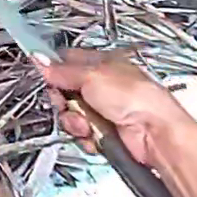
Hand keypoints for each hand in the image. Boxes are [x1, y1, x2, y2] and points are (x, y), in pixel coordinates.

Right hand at [38, 49, 196, 168]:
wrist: (156, 134)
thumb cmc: (137, 98)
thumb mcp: (92, 76)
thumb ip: (62, 71)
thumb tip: (40, 60)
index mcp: (102, 64)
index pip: (68, 61)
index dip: (54, 69)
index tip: (45, 76)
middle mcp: (103, 86)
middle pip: (66, 90)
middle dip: (63, 99)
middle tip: (67, 101)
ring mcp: (105, 111)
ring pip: (72, 114)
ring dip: (74, 120)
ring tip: (86, 122)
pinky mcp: (106, 133)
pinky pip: (81, 133)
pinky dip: (84, 136)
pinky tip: (93, 134)